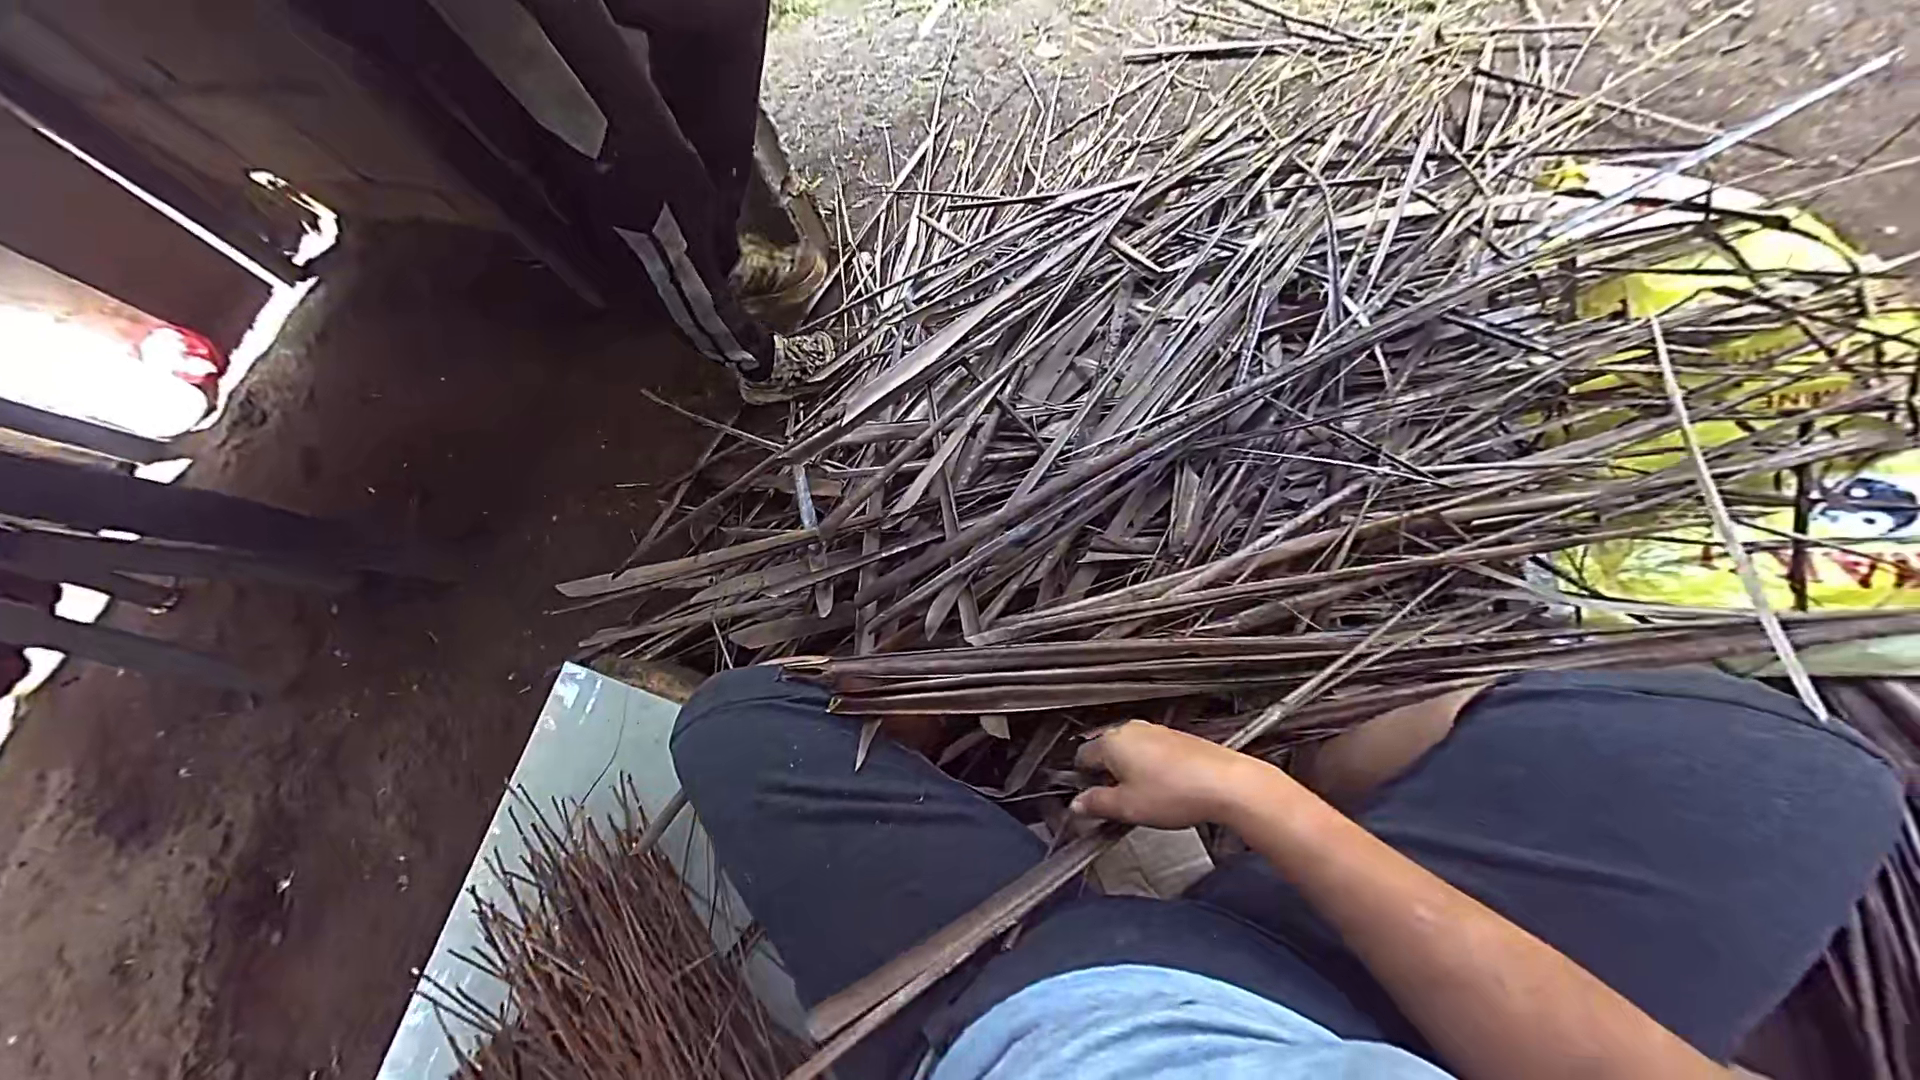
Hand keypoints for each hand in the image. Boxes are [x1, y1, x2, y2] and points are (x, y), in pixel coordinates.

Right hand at [1069, 720, 1288, 828]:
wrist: (1226, 783)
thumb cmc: (1178, 791)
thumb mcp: (1127, 807)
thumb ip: (1096, 804)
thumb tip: (1078, 804)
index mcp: (1111, 742)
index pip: (1082, 757)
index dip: (1082, 779)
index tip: (1089, 797)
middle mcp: (1131, 730)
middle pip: (1106, 752)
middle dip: (1107, 775)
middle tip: (1117, 802)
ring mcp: (1155, 732)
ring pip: (1130, 751)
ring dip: (1131, 772)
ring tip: (1146, 799)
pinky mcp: (1176, 738)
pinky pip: (1152, 751)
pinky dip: (1152, 768)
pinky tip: (1165, 790)